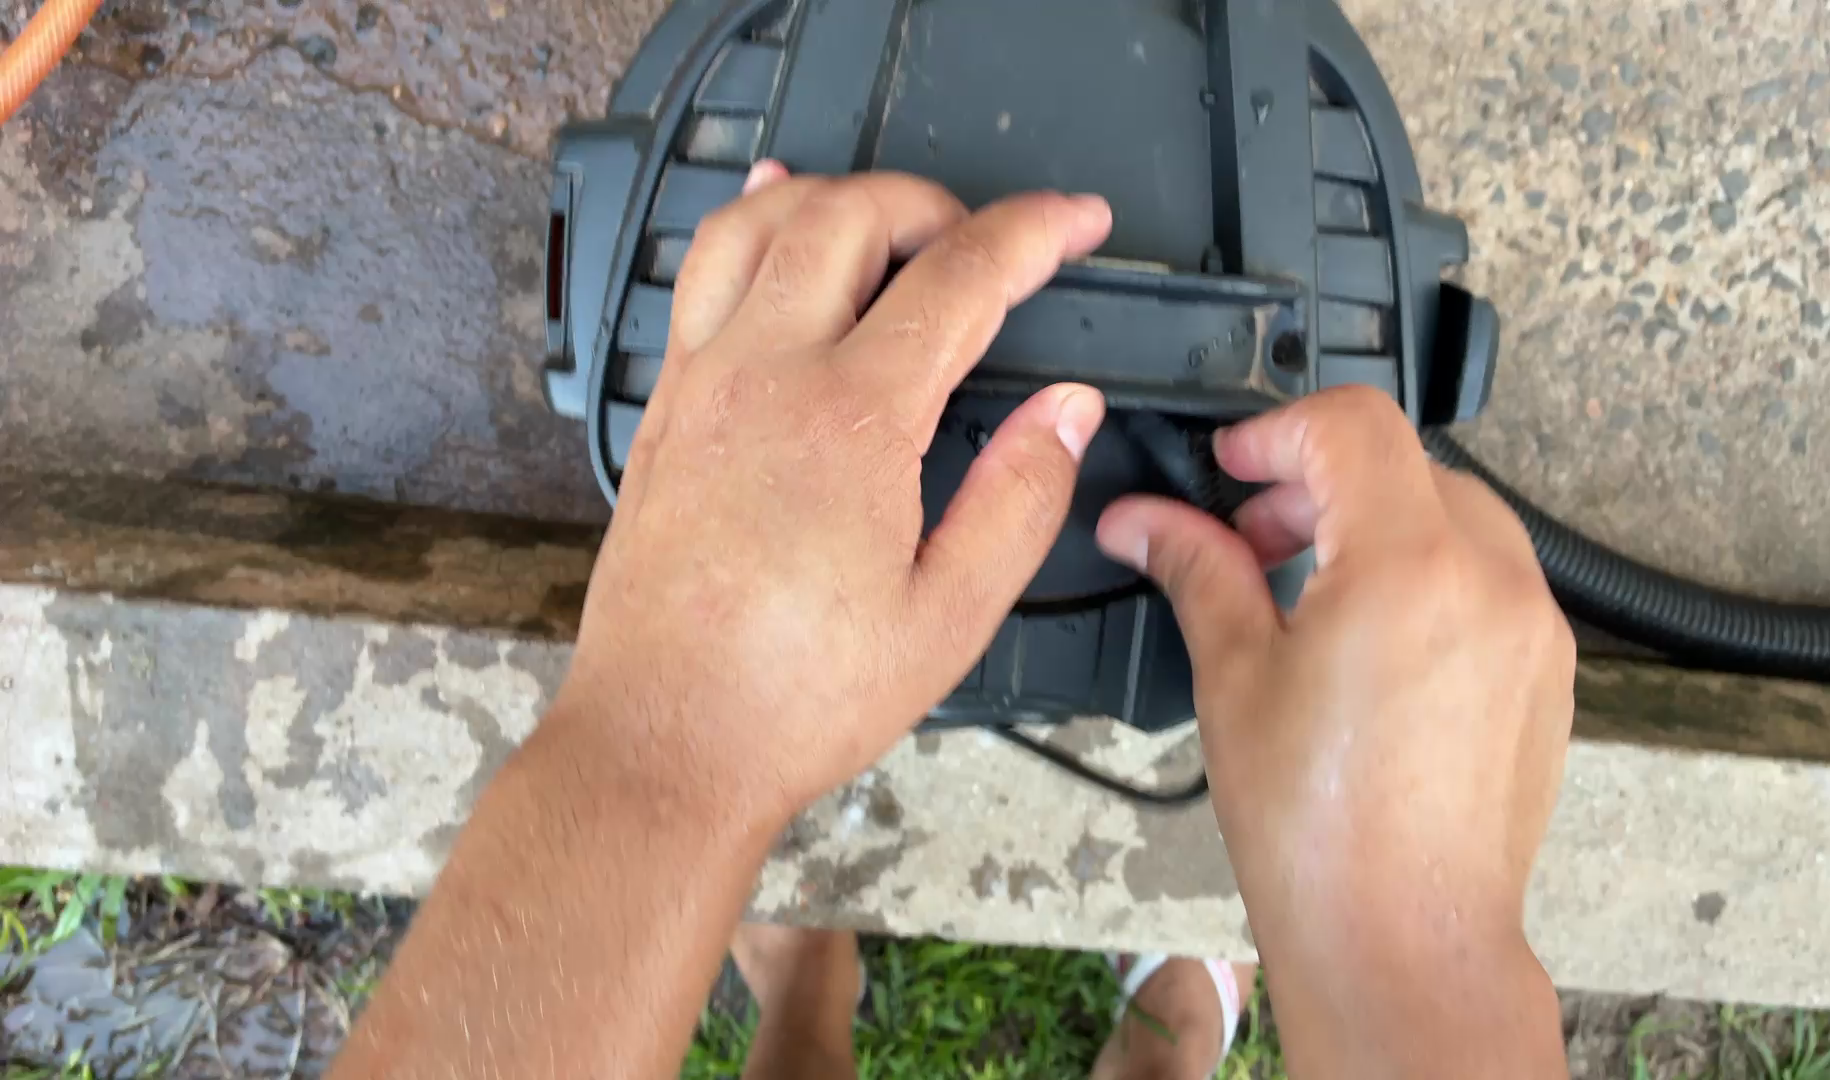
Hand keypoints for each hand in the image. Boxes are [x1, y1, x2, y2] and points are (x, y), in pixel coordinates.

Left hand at [554, 162, 1111, 825]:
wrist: (667, 739)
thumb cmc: (807, 692)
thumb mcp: (950, 615)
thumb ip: (1020, 497)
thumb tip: (1069, 410)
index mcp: (853, 420)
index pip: (961, 279)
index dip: (1035, 233)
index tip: (1081, 220)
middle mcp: (768, 374)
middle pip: (853, 217)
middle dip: (938, 205)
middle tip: (989, 243)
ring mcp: (703, 383)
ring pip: (762, 223)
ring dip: (840, 199)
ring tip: (895, 223)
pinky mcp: (667, 411)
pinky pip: (701, 277)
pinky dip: (752, 226)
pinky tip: (776, 220)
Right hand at [1094, 386, 1573, 1076]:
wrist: (1400, 940)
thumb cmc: (1307, 815)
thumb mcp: (1232, 669)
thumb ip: (1192, 566)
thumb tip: (1134, 519)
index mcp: (1408, 567)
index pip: (1351, 427)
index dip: (1273, 431)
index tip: (1227, 470)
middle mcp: (1493, 579)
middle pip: (1398, 461)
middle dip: (1310, 481)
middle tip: (1247, 538)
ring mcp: (1533, 624)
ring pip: (1444, 509)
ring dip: (1360, 517)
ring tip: (1297, 584)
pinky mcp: (1543, 665)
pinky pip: (1479, 568)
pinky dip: (1410, 562)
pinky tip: (1355, 631)